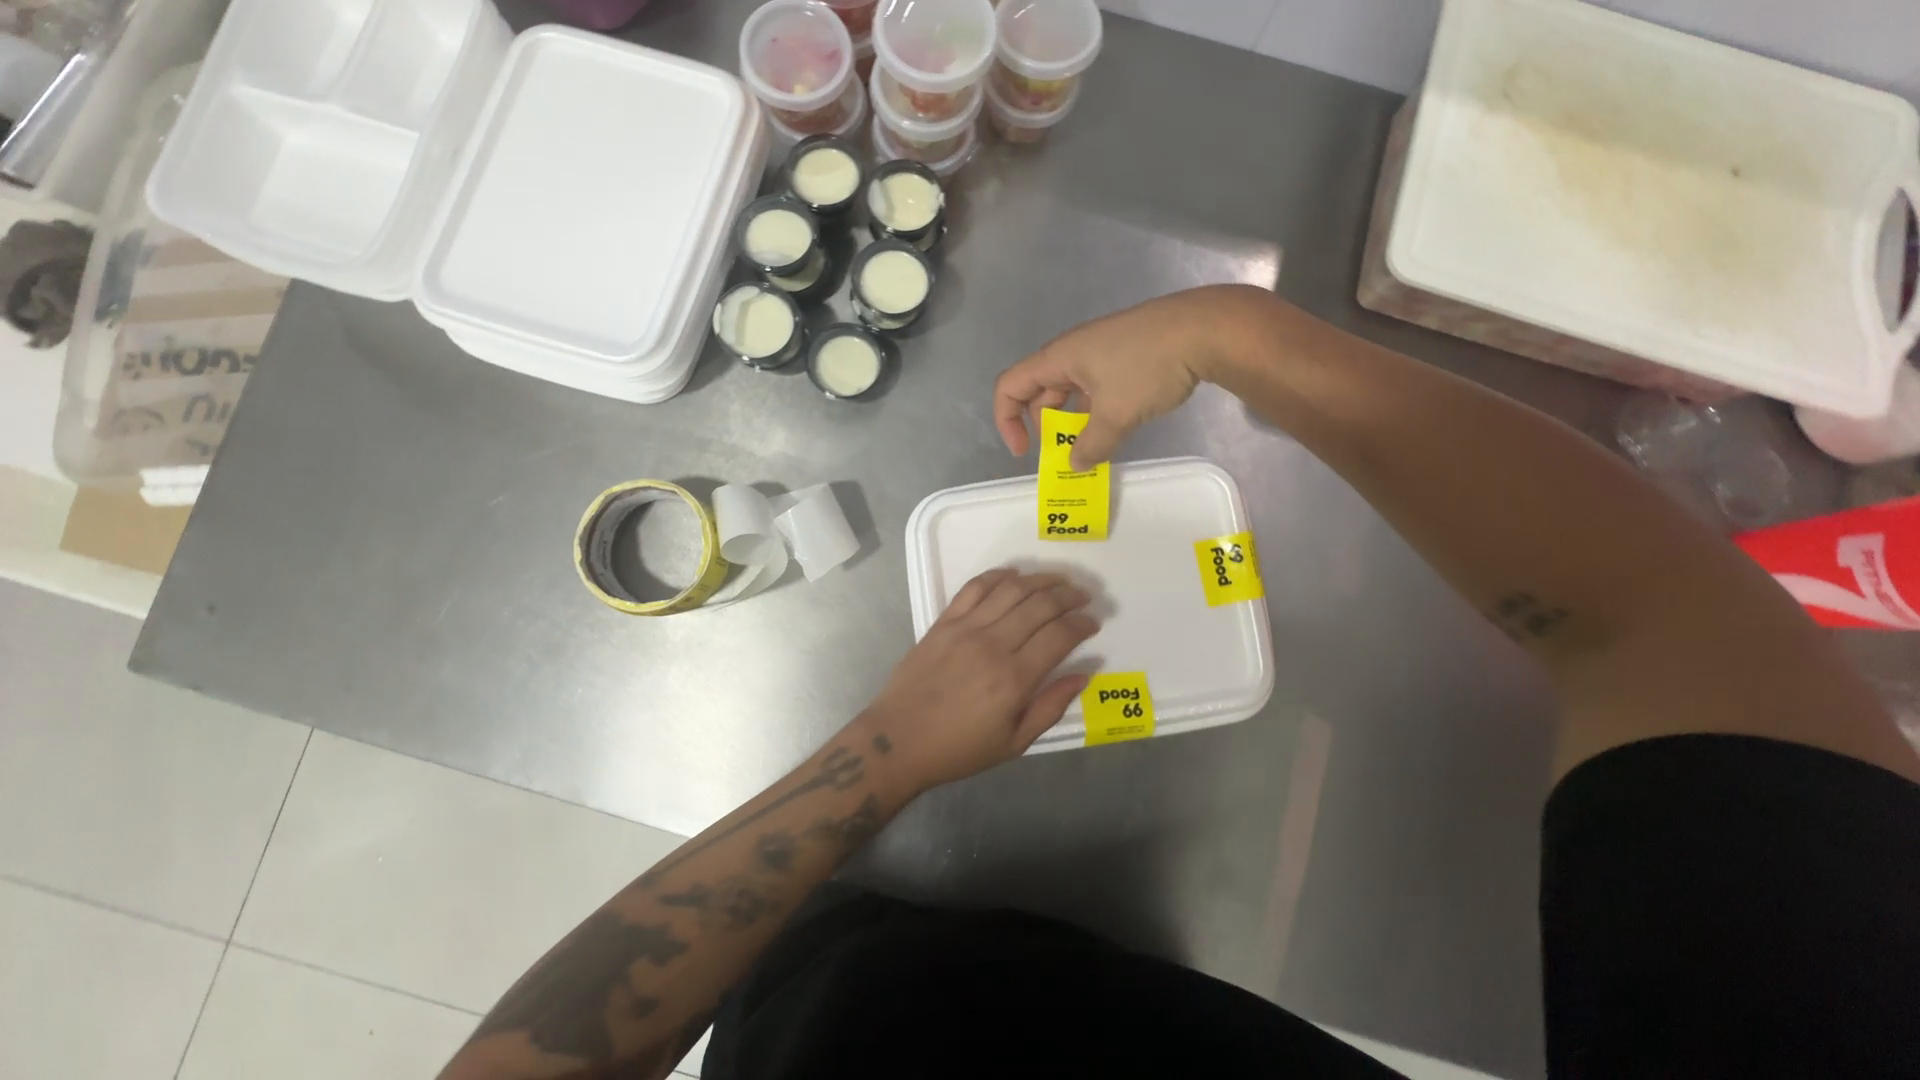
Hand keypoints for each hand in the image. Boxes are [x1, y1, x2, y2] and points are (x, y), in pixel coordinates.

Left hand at [858, 569, 1100, 792]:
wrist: (899, 741)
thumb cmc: (959, 749)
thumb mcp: (1014, 743)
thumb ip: (1050, 707)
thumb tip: (1083, 675)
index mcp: (1014, 679)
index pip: (1060, 635)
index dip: (1082, 624)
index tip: (1093, 623)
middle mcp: (993, 645)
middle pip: (1040, 605)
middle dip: (1068, 596)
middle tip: (1082, 597)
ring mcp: (965, 629)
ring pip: (1011, 590)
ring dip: (1040, 580)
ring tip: (1058, 581)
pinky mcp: (943, 622)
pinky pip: (975, 588)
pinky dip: (998, 576)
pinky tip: (1015, 576)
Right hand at [995, 286, 1258, 469]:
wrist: (1204, 330)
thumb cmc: (1148, 367)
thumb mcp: (1116, 414)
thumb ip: (1091, 445)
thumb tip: (1075, 464)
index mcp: (1059, 358)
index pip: (1010, 386)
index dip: (1007, 420)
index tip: (1024, 451)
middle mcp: (1073, 352)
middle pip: (1040, 391)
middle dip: (1045, 427)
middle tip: (1064, 454)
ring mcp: (1100, 352)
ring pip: (1072, 392)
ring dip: (1074, 423)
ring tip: (1092, 448)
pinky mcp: (1125, 354)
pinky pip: (1097, 388)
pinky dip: (1097, 412)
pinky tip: (1116, 428)